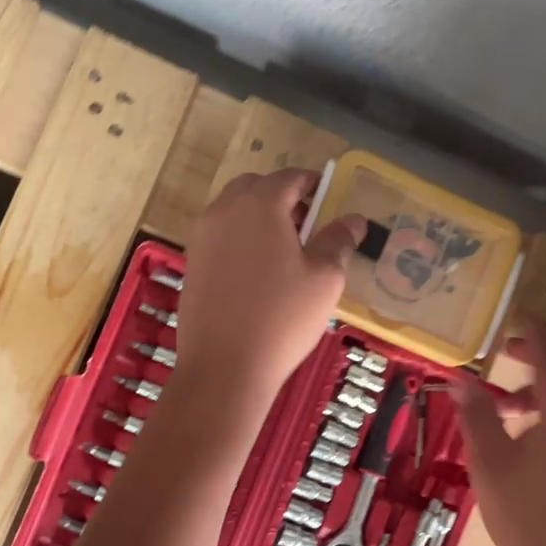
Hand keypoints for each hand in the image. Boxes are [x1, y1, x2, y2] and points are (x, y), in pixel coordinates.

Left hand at [175, 169, 364, 401]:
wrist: (224, 367)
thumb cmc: (282, 319)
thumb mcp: (324, 280)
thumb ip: (338, 241)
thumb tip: (353, 220)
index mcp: (260, 205)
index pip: (289, 178)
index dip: (311, 183)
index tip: (327, 196)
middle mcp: (224, 211)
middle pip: (255, 188)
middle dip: (281, 196)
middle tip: (306, 221)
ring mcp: (201, 238)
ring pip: (232, 211)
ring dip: (258, 217)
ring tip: (283, 248)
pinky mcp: (192, 265)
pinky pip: (219, 237)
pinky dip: (239, 240)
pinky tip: (258, 271)